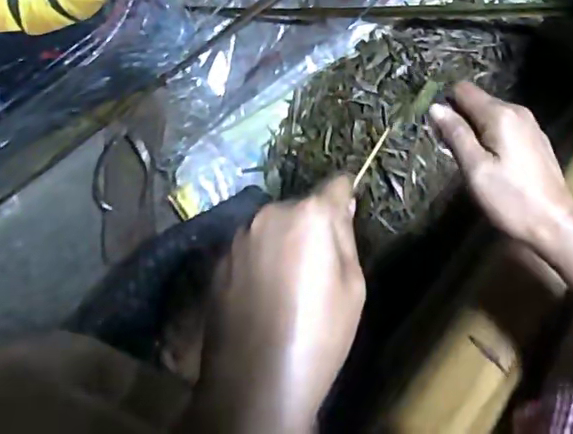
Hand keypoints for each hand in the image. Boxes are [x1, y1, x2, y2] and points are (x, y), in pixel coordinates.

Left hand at [187, 177, 365, 432]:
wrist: (253, 388)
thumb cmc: (318, 336)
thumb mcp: (354, 286)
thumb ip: (346, 236)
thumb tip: (340, 206)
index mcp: (310, 213)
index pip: (337, 184)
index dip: (345, 198)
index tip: (348, 217)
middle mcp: (271, 213)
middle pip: (301, 206)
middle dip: (311, 225)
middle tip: (318, 266)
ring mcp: (240, 237)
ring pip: (273, 227)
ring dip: (282, 242)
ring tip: (288, 285)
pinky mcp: (219, 262)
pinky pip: (250, 249)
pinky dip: (260, 261)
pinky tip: (264, 297)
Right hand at [429, 82, 572, 253]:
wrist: (557, 223)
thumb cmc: (512, 199)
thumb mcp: (476, 170)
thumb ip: (456, 135)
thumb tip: (436, 107)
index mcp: (500, 114)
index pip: (463, 89)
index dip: (447, 104)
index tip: (439, 130)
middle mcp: (517, 110)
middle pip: (478, 101)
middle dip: (461, 119)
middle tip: (452, 151)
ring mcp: (530, 123)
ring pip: (492, 114)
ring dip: (477, 130)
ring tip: (472, 161)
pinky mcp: (536, 138)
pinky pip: (506, 126)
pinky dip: (493, 136)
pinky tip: (494, 162)